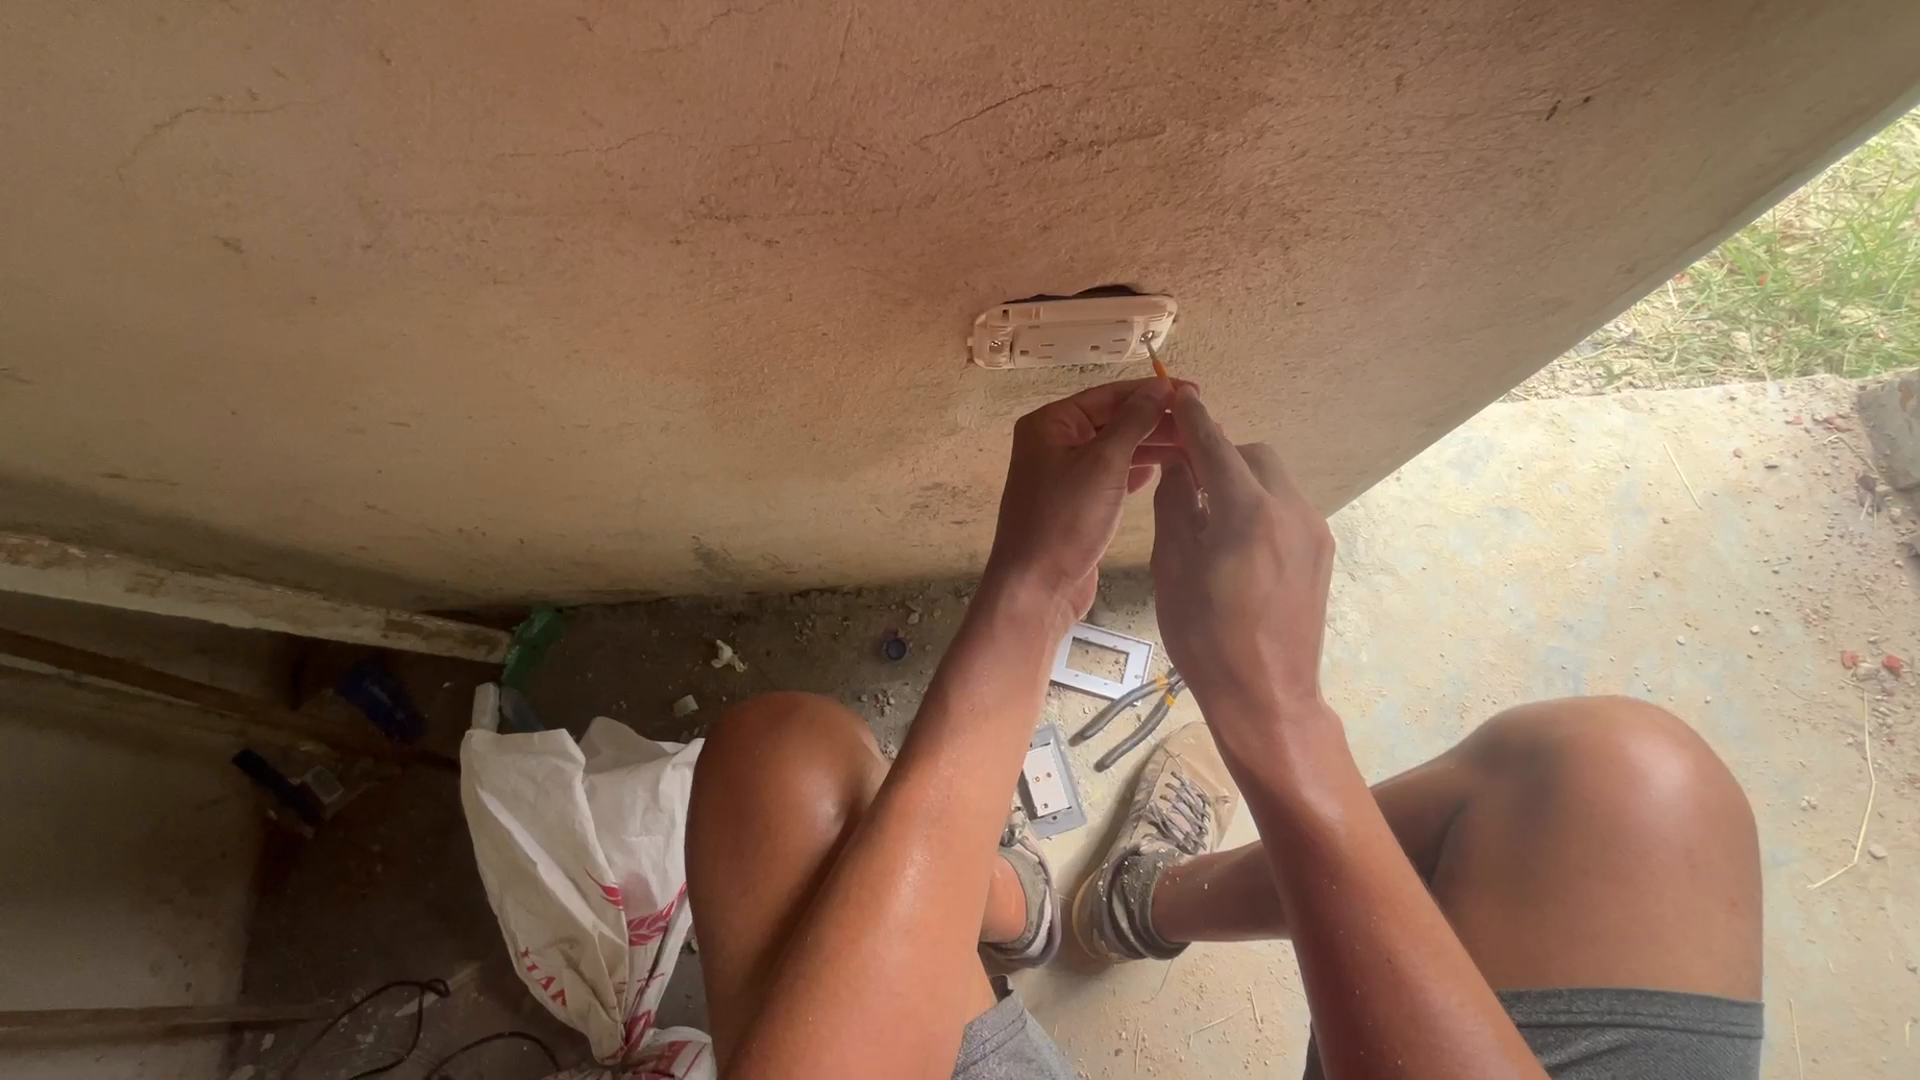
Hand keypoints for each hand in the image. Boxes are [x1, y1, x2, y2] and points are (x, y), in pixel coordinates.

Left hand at [985, 378, 1176, 618]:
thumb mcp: (1103, 464)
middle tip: (1201, 424)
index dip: (1152, 392)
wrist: (1037, 586)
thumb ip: (1134, 422)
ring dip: (1151, 446)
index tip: (1194, 392)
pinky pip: (1111, 475)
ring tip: (1193, 446)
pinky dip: (1136, 471)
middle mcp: (1053, 442)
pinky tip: (1164, 470)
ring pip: (1115, 448)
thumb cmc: (1065, 521)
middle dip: (1156, 421)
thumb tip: (1160, 388)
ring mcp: (1063, 474)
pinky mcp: (1075, 502)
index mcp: (1050, 424)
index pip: (1109, 395)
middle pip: (1113, 420)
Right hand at [1150, 384, 1334, 732]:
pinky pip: (1287, 508)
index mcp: (1246, 512)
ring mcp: (1313, 531)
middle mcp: (1290, 510)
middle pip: (1253, 455)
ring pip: (1273, 479)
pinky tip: (1236, 540)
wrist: (1266, 694)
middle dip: (1219, 454)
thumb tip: (1179, 469)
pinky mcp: (1322, 552)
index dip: (1194, 420)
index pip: (1216, 446)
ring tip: (1208, 514)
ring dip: (1240, 480)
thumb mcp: (1172, 568)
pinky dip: (1258, 505)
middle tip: (1184, 477)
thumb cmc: (1204, 637)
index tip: (1177, 398)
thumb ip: (1175, 507)